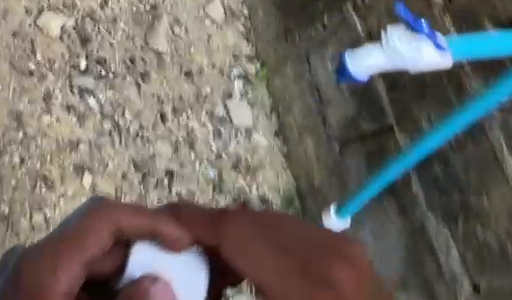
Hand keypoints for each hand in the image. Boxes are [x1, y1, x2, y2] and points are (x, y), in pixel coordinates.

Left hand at [5, 198, 192, 299]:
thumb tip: (161, 284)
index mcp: (45, 263)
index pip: (102, 219)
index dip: (147, 221)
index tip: (185, 241)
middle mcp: (35, 261)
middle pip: (98, 243)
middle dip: (143, 257)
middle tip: (186, 279)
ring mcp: (29, 280)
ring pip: (89, 268)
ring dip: (127, 280)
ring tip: (166, 293)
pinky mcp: (29, 299)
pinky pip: (75, 289)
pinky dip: (105, 296)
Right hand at [163, 204, 388, 299]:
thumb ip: (218, 297)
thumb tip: (177, 279)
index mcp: (305, 284)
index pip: (234, 230)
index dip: (191, 222)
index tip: (158, 221)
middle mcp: (328, 254)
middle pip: (248, 222)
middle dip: (211, 234)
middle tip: (185, 256)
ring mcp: (345, 250)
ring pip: (270, 222)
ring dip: (238, 237)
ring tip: (220, 269)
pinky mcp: (353, 253)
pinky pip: (294, 232)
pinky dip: (267, 243)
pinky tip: (257, 269)